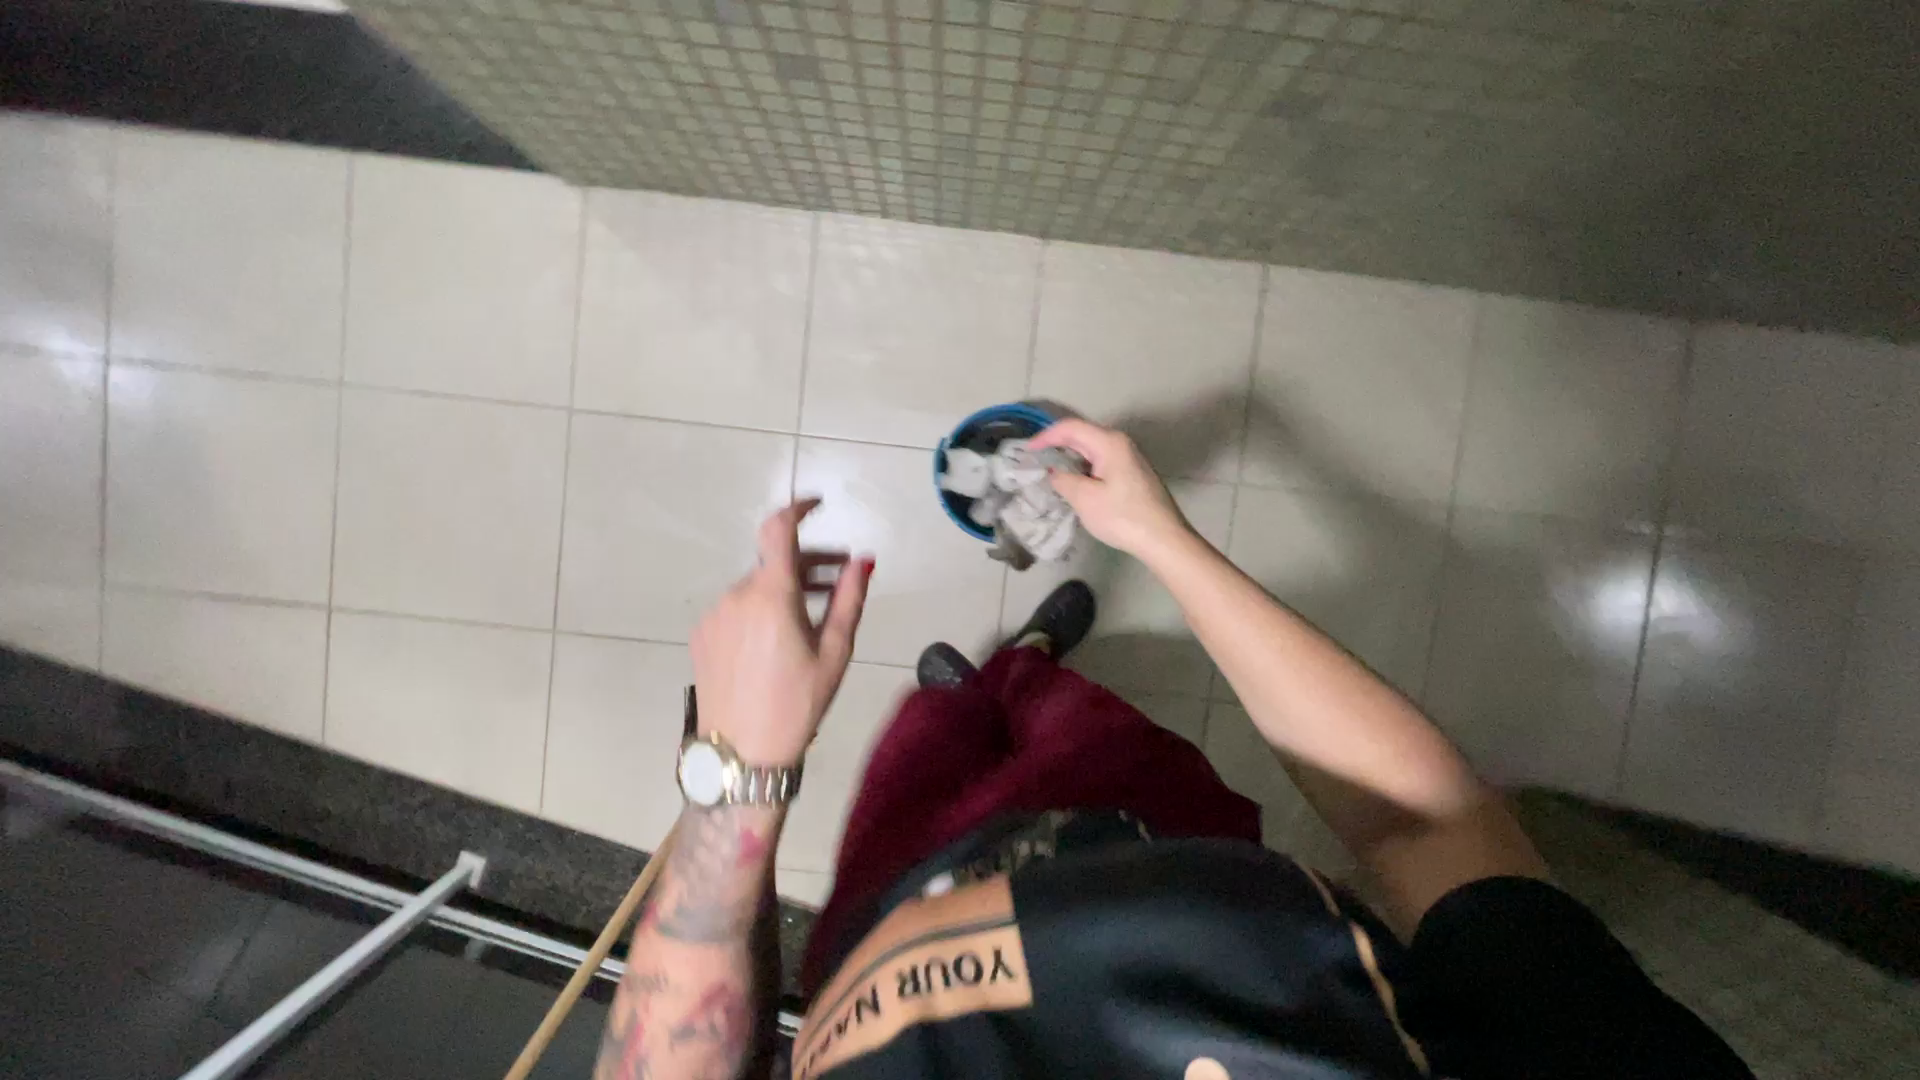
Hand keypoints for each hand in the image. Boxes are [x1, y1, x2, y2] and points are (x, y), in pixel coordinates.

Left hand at [689, 499, 872, 765]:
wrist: (741, 754)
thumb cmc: (798, 704)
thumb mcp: (835, 653)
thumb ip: (849, 598)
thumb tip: (863, 559)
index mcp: (771, 596)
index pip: (778, 530)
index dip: (798, 509)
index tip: (817, 506)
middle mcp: (736, 595)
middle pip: (773, 563)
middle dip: (808, 563)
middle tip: (839, 577)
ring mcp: (714, 614)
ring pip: (755, 587)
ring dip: (785, 588)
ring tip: (813, 611)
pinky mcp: (702, 634)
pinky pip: (737, 608)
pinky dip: (760, 608)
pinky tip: (777, 638)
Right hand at [1028, 418, 1193, 558]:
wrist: (1163, 538)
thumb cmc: (1123, 516)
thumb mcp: (1085, 499)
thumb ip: (1064, 480)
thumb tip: (1054, 472)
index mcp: (1109, 443)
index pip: (1070, 427)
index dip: (1045, 436)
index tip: (1027, 451)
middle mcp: (1121, 443)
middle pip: (1082, 435)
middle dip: (1056, 444)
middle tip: (1035, 460)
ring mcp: (1129, 458)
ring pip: (1092, 449)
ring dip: (1070, 457)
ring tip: (1050, 471)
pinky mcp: (1133, 474)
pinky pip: (1101, 461)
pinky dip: (1083, 467)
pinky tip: (1074, 483)